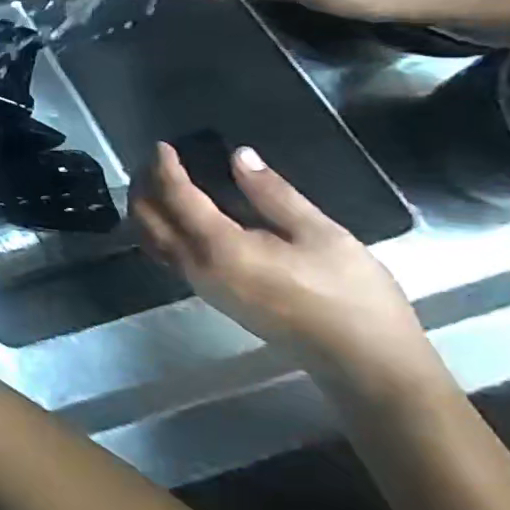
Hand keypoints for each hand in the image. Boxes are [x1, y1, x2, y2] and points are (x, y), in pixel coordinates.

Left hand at [131, 142, 429, 379]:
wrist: (365, 363)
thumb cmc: (352, 296)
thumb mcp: (322, 235)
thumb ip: (273, 193)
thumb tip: (239, 156)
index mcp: (218, 246)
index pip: (175, 196)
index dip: (164, 168)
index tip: (160, 146)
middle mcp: (193, 263)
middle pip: (147, 215)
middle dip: (144, 184)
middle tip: (154, 161)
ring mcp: (195, 282)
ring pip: (149, 235)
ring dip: (145, 206)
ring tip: (158, 182)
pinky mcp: (206, 293)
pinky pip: (163, 252)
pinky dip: (156, 227)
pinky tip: (174, 216)